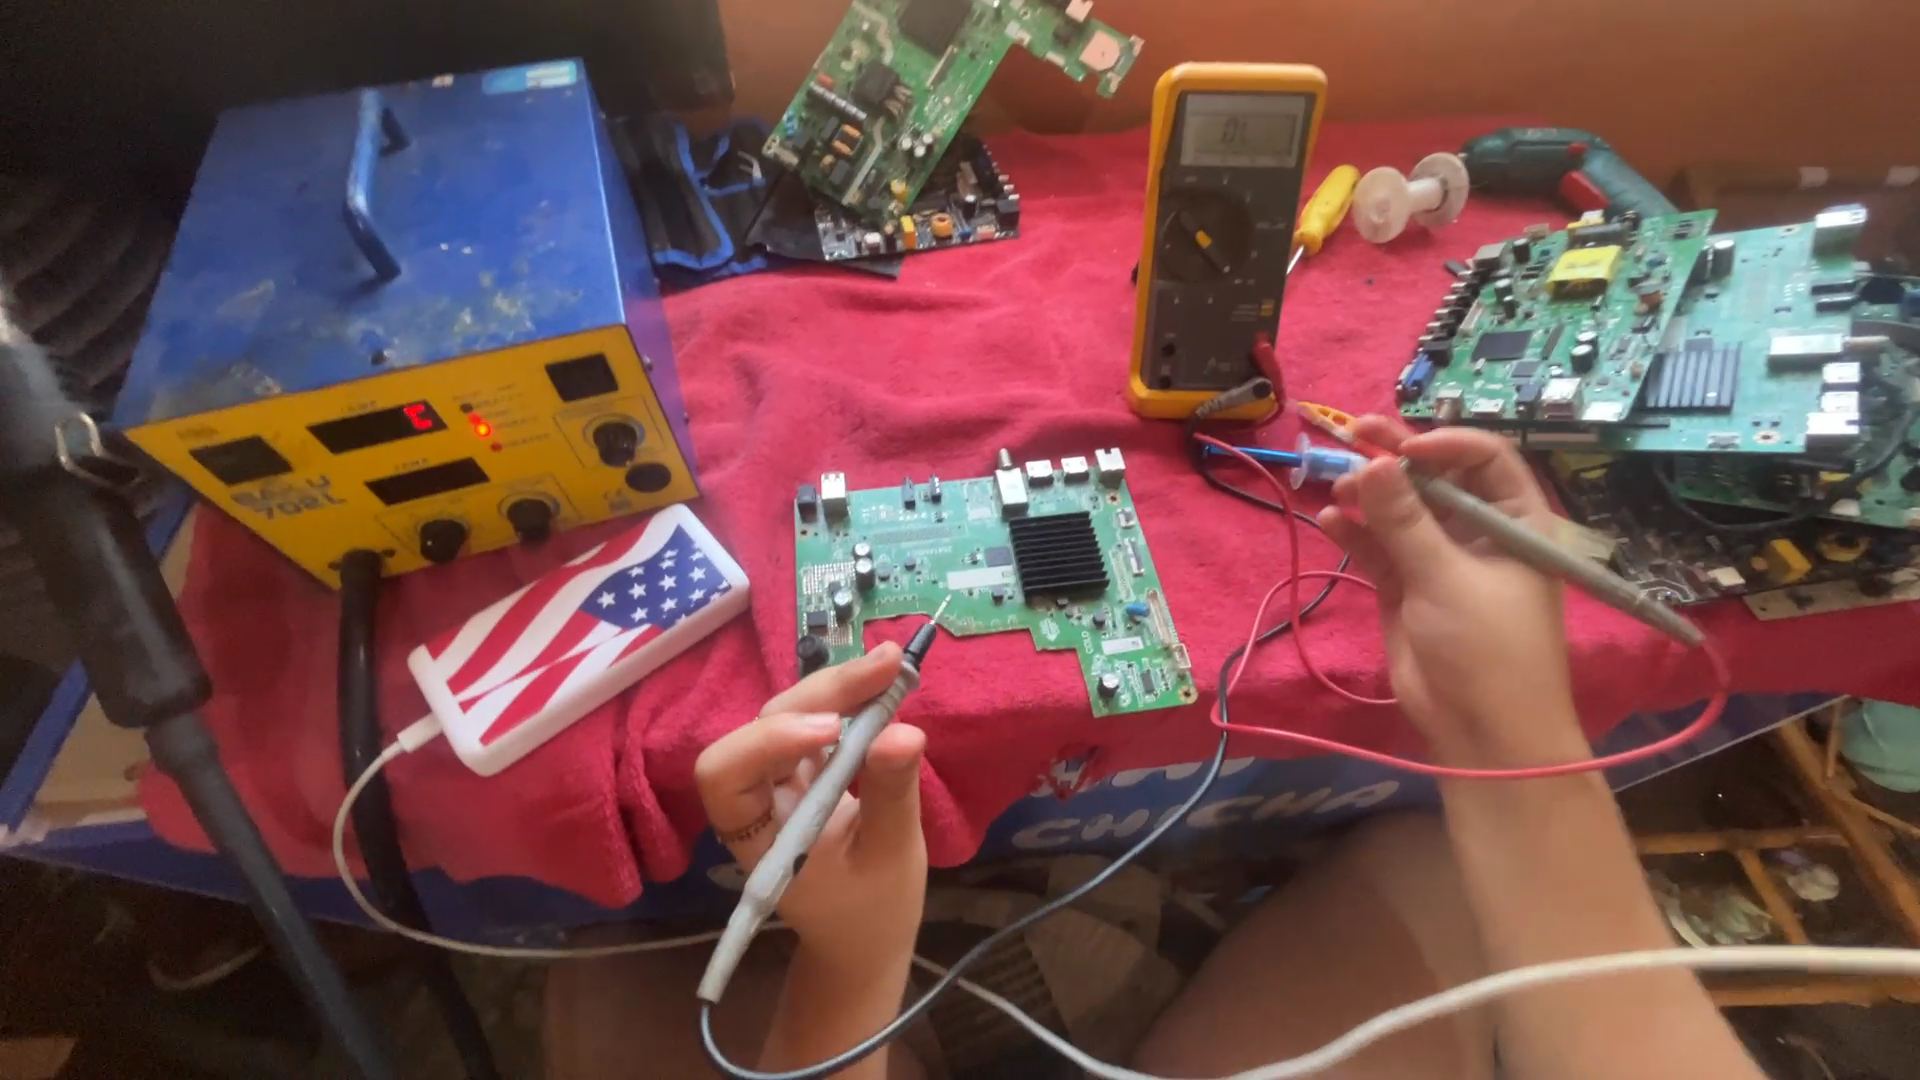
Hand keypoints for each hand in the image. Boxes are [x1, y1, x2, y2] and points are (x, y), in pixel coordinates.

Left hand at [694, 643, 927, 970]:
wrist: (862, 936)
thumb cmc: (870, 912)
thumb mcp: (890, 856)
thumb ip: (890, 794)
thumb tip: (905, 731)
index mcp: (756, 833)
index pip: (725, 774)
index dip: (768, 740)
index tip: (833, 729)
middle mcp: (758, 794)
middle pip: (768, 723)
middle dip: (826, 691)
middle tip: (888, 664)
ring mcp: (780, 776)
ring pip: (793, 712)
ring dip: (840, 686)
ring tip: (893, 664)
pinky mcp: (806, 765)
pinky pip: (818, 719)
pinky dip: (850, 698)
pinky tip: (882, 684)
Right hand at [1319, 416, 1584, 763]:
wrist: (1479, 729)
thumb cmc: (1487, 648)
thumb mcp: (1446, 577)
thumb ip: (1404, 521)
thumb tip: (1370, 464)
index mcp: (1515, 522)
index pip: (1484, 460)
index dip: (1443, 445)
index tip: (1400, 449)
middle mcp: (1475, 532)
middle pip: (1433, 480)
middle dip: (1393, 459)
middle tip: (1351, 433)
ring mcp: (1435, 558)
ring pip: (1397, 512)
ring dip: (1366, 496)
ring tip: (1335, 490)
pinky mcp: (1402, 585)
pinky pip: (1375, 547)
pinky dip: (1352, 533)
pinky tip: (1329, 522)